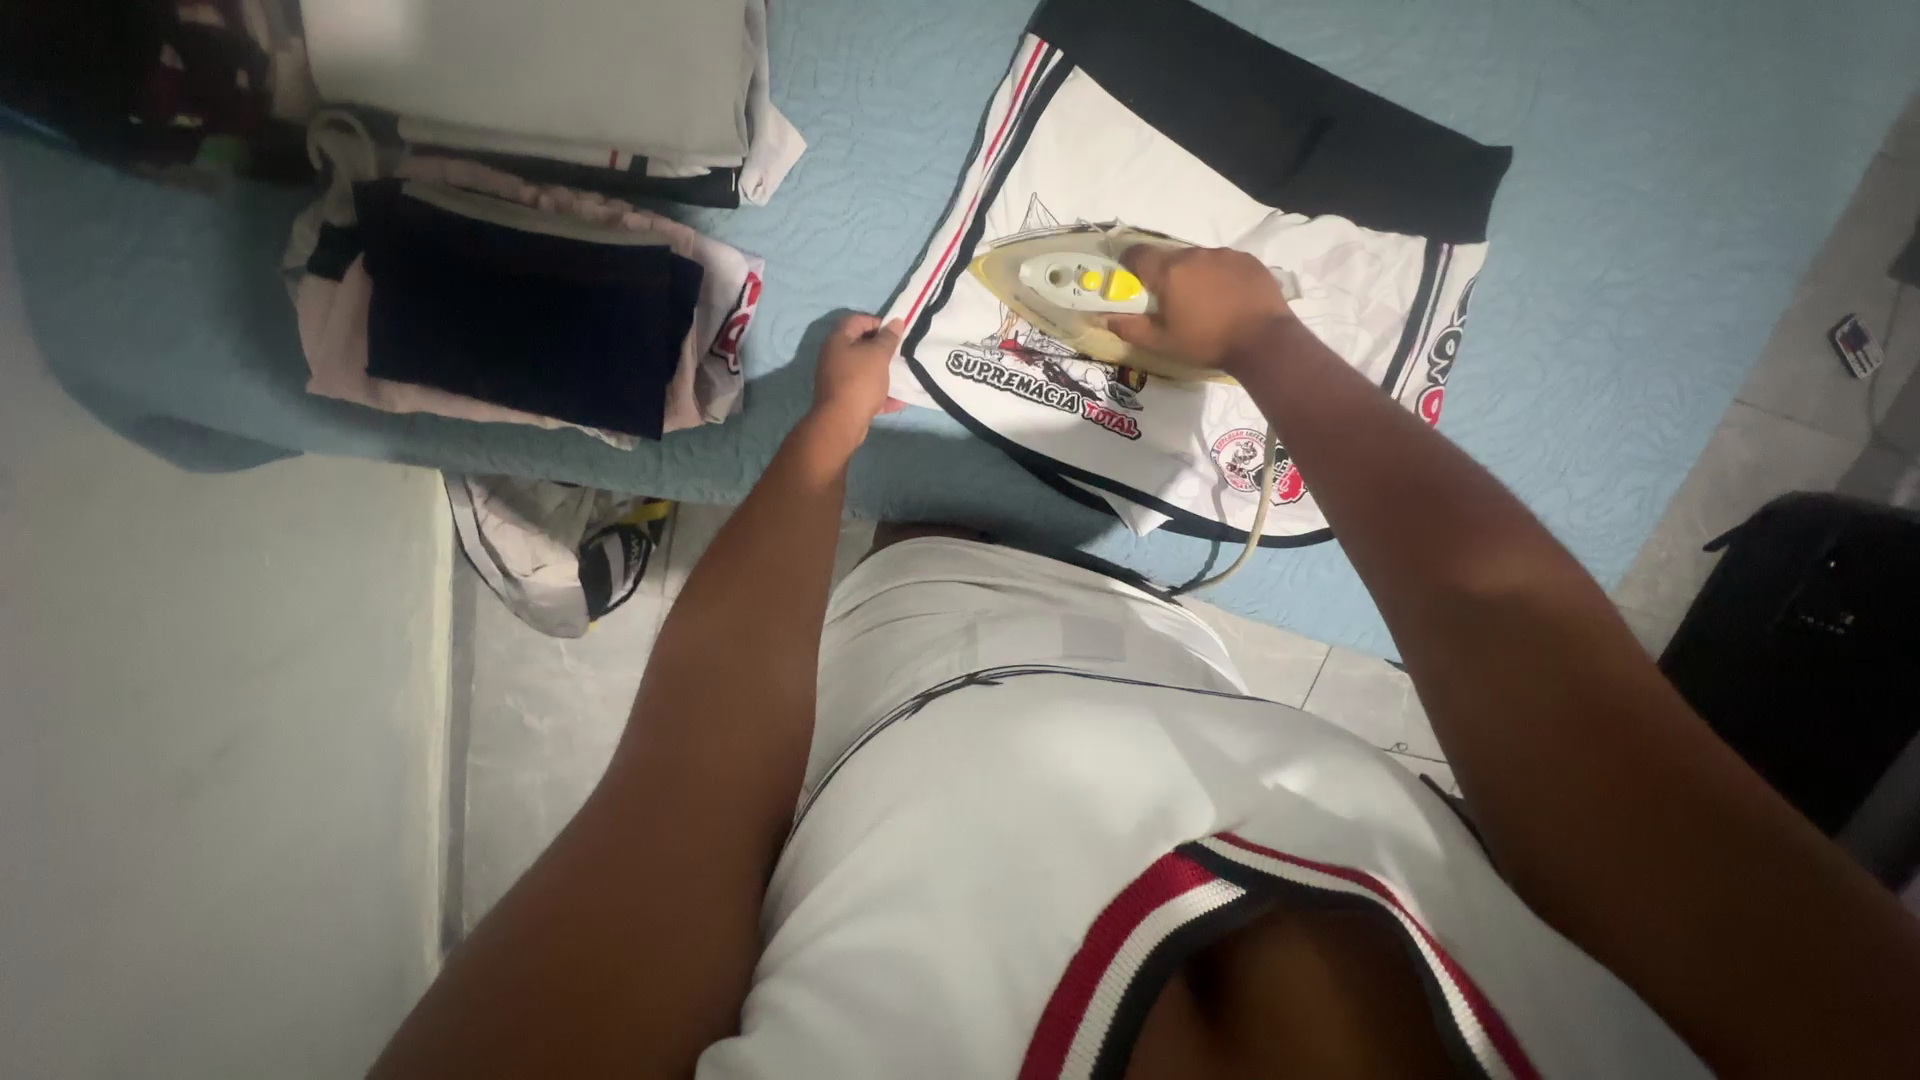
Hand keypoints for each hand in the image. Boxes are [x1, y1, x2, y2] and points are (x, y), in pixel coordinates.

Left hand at [810, 313, 906, 438]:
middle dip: (883, 350)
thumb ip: (888, 338)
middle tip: (900, 354)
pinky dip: (880, 394)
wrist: (841, 421)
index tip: (896, 334)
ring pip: (864, 370)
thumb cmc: (860, 381)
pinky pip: (864, 391)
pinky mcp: (843, 398)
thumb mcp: (878, 355)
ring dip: (883, 373)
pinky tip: (898, 401)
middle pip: (860, 345)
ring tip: (902, 376)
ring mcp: (837, 378)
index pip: (858, 320)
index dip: (878, 323)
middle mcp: (834, 356)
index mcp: (838, 339)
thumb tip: (896, 322)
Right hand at [1105, 246, 1293, 373]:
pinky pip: (1224, 263)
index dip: (1129, 264)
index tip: (1129, 278)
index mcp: (1169, 271)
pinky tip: (1226, 299)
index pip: (1138, 254)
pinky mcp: (1248, 260)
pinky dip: (1218, 277)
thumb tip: (1105, 318)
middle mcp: (1195, 254)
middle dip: (1163, 274)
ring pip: (1198, 259)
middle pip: (1169, 257)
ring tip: (1201, 302)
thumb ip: (1130, 328)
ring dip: (1193, 275)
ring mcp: (1224, 254)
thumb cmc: (1206, 342)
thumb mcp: (1162, 343)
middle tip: (1168, 300)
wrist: (1263, 340)